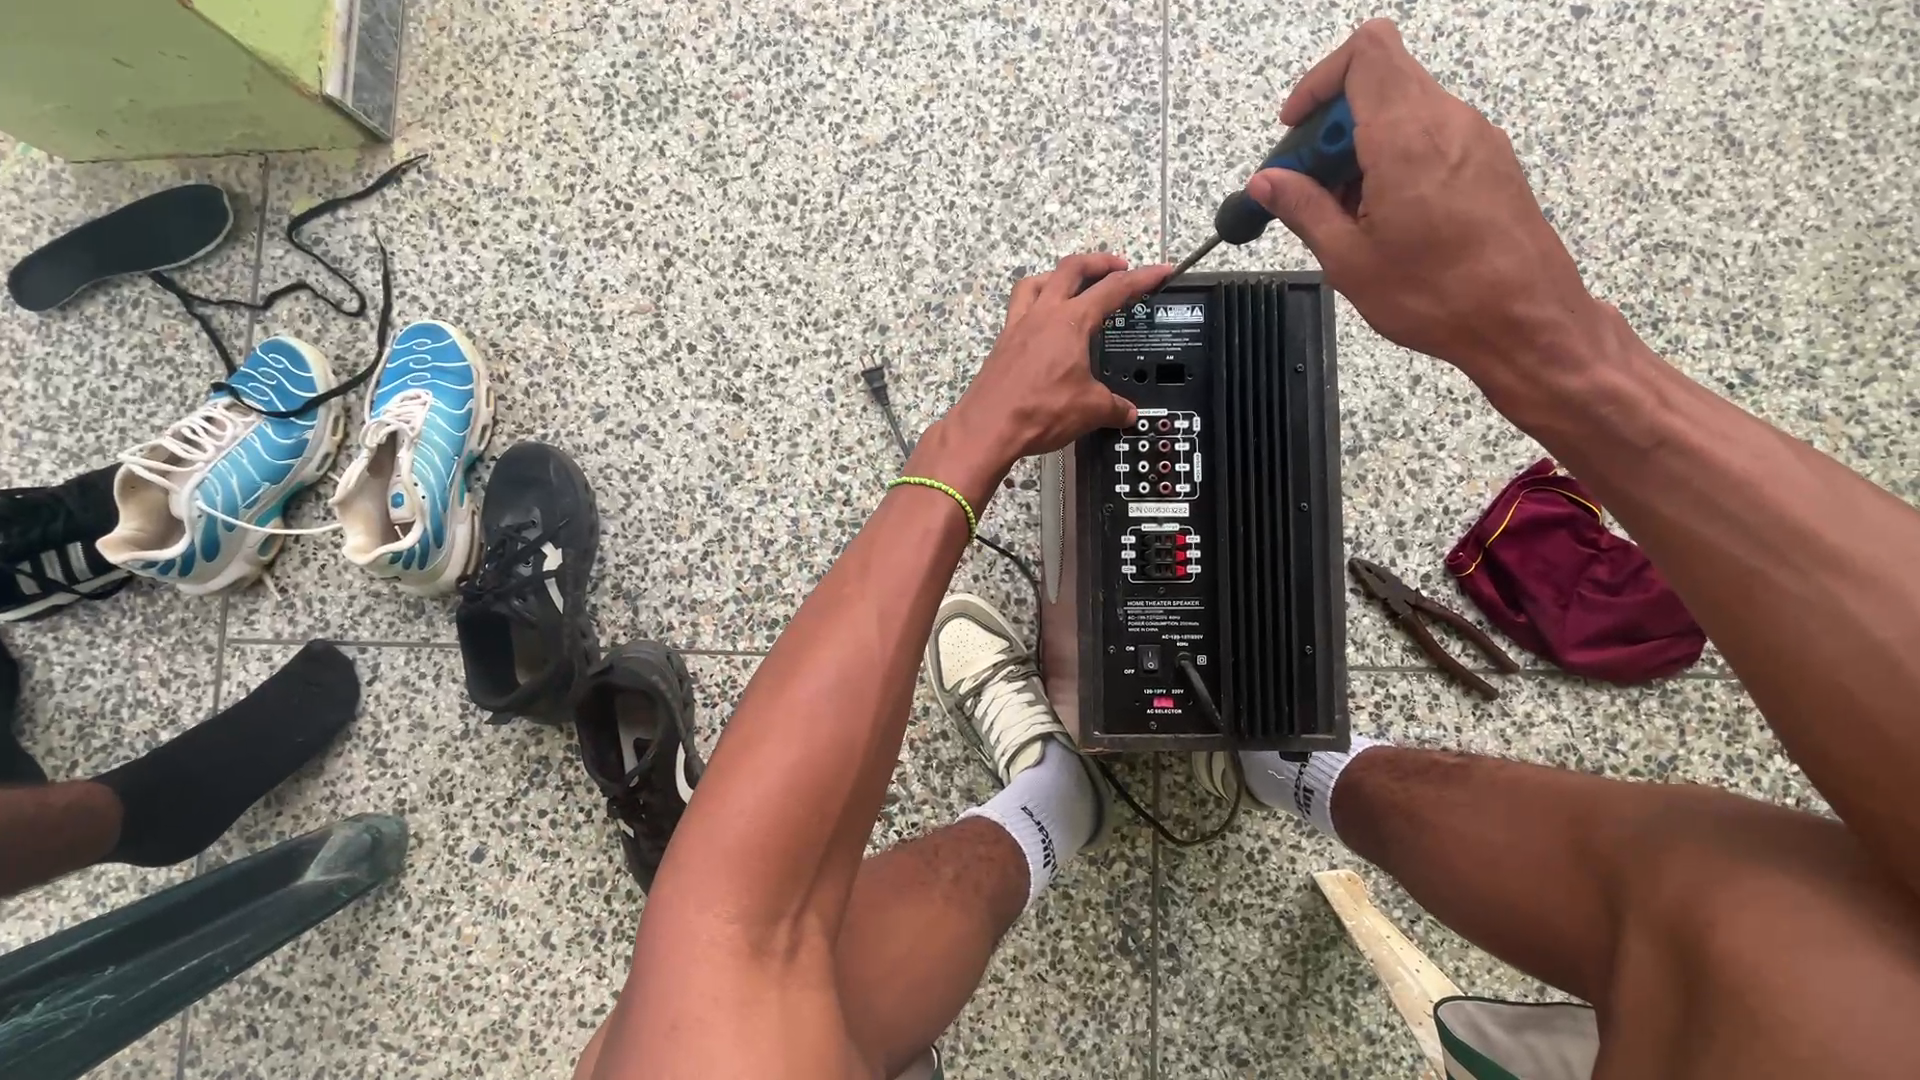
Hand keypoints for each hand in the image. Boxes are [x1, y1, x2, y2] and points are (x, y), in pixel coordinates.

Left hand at [952, 254, 1172, 461]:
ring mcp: (1017, 327)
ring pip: (1037, 282)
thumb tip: (1127, 413)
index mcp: (1070, 322)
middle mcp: (1042, 315)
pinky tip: (1043, 324)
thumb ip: (1114, 407)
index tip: (1161, 271)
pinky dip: (1035, 304)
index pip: (1114, 289)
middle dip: (1099, 262)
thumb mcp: (1089, 410)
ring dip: (1058, 276)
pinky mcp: (1002, 344)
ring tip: (1072, 285)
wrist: (988, 428)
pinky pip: (1019, 309)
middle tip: (1118, 266)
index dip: (1142, 278)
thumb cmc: (1037, 411)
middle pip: (1071, 268)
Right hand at [1250, 20, 1601, 382]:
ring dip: (1359, 147)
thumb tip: (1266, 182)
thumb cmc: (1434, 294)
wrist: (1523, 318)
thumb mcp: (1347, 258)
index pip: (1364, 54)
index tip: (1294, 133)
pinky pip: (1429, 136)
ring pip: (1403, 110)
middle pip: (1378, 82)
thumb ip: (1303, 208)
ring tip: (1343, 213)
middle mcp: (1446, 120)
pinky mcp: (1488, 159)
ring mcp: (1474, 136)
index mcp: (1406, 136)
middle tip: (1306, 188)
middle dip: (1329, 127)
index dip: (1318, 82)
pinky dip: (1392, 158)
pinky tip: (1381, 215)